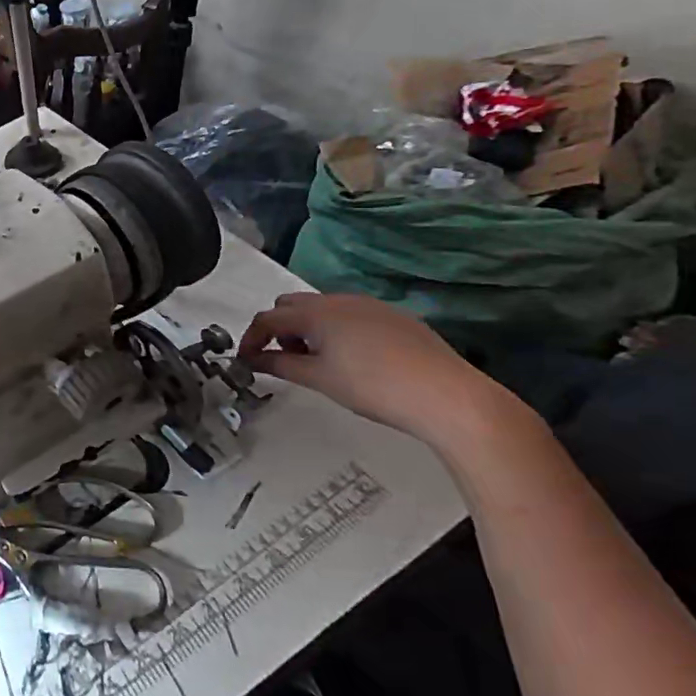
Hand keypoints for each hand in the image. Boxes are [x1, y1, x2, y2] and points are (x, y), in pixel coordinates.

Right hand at [238, 292, 510, 444]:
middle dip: (279, 328)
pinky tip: (352, 358)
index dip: (251, 338)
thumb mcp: (317, 378)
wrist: (447, 396)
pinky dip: (336, 329)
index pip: (268, 318)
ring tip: (318, 359)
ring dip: (307, 327)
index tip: (247, 360)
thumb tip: (251, 360)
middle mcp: (340, 300)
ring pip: (322, 307)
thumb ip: (278, 365)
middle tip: (286, 357)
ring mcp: (371, 306)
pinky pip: (350, 314)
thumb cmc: (372, 386)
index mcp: (316, 313)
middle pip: (292, 305)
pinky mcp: (395, 317)